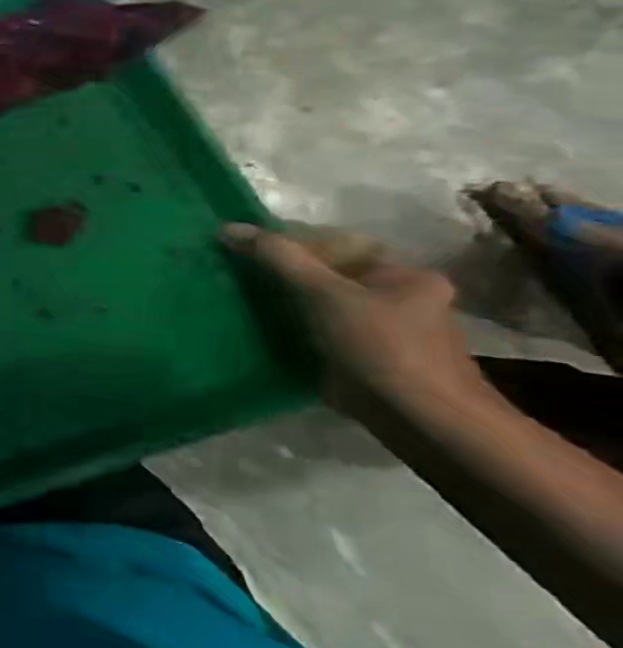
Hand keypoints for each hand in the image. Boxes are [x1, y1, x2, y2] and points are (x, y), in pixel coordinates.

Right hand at [221, 222, 485, 409]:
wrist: (420, 420)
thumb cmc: (382, 346)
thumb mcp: (324, 293)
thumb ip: (278, 257)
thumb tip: (227, 227)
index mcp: (403, 274)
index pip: (335, 245)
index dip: (286, 242)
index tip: (241, 247)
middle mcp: (398, 298)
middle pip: (326, 274)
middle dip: (281, 273)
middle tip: (233, 270)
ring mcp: (381, 330)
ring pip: (319, 303)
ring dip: (282, 301)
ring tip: (237, 296)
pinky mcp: (362, 357)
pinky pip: (318, 330)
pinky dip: (291, 327)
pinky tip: (259, 326)